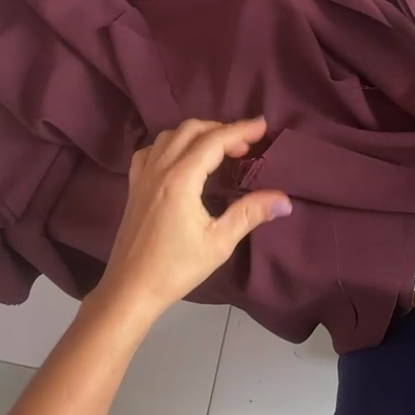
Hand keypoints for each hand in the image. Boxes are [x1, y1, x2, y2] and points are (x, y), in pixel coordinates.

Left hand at [90, 118, 291, 323]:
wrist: (131, 288)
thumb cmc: (176, 268)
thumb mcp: (219, 243)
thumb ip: (250, 214)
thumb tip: (283, 199)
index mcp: (181, 179)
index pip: (214, 140)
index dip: (240, 129)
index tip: (262, 125)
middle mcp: (159, 169)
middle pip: (192, 130)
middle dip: (221, 129)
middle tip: (245, 144)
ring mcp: (143, 175)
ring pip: (170, 135)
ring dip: (197, 133)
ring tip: (219, 148)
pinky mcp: (134, 186)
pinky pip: (151, 150)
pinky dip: (171, 144)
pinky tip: (181, 158)